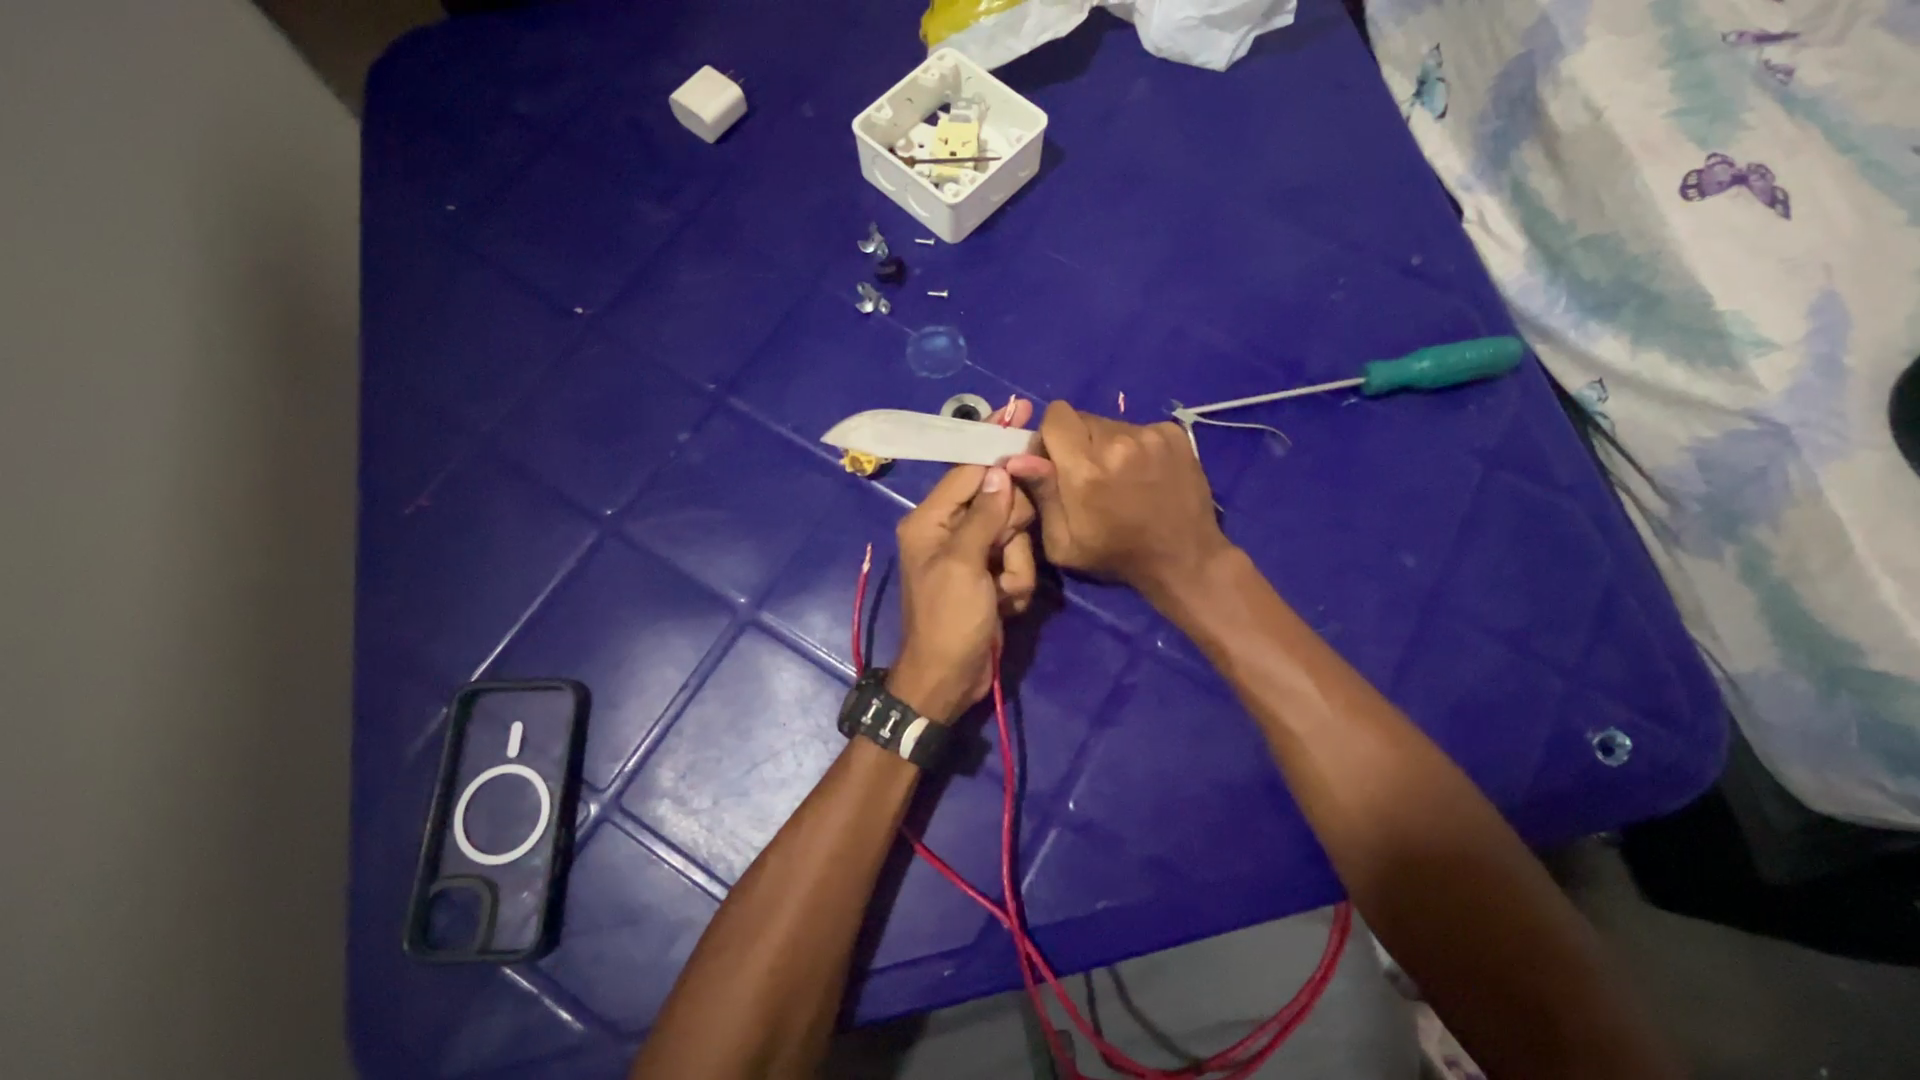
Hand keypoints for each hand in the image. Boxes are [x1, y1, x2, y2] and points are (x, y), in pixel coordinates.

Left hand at [888, 403, 1038, 721]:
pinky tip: (1002, 610)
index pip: (968, 469)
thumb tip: (999, 470)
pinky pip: (1019, 564)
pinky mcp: (991, 578)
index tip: (1022, 410)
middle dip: (1012, 535)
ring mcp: (973, 556)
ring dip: (1016, 569)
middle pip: (1001, 502)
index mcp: (930, 521)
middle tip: (1001, 564)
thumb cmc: (948, 621)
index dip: (996, 443)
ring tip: (999, 597)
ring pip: (1017, 535)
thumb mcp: (965, 565)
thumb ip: (984, 515)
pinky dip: (1017, 588)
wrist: (948, 681)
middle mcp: (950, 531)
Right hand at [1005, 402, 1233, 602]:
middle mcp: (1117, 441)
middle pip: (1083, 418)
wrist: (1183, 559)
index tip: (1057, 460)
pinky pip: (1141, 428)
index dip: (1051, 435)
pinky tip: (1146, 474)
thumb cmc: (1116, 556)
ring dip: (1109, 444)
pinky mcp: (1175, 434)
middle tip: (1090, 473)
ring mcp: (1150, 435)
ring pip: (1112, 424)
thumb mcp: (1064, 543)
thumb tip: (1016, 459)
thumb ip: (1041, 495)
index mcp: (1084, 468)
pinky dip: (1138, 446)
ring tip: (1122, 477)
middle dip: (1079, 441)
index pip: (1056, 415)